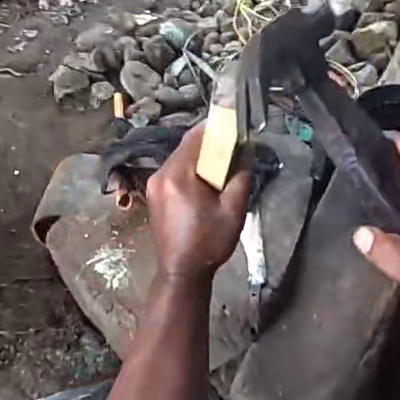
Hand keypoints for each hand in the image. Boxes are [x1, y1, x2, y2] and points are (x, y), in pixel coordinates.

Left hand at [147, 124, 252, 283]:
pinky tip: (204, 181)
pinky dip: (190, 170)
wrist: (181, 272)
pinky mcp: (154, 195)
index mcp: (179, 176)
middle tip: (231, 147)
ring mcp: (154, 185)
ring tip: (220, 165)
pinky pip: (173, 172)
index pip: (195, 137)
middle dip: (209, 144)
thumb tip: (246, 150)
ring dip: (199, 158)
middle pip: (186, 147)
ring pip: (179, 159)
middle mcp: (161, 175)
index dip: (214, 128)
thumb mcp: (233, 210)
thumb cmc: (209, 243)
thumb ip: (240, 175)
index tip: (232, 126)